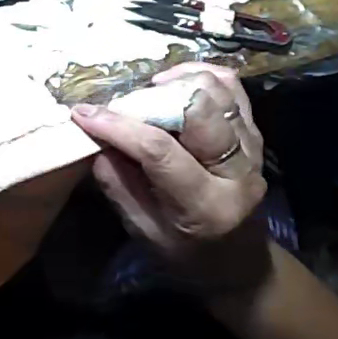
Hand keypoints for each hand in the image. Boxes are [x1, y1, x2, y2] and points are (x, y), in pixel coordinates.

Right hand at [70, 63, 271, 296]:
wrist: (241, 262)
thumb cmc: (187, 255)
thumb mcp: (144, 232)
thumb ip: (118, 184)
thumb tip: (95, 138)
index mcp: (206, 207)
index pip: (160, 152)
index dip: (118, 126)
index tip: (83, 114)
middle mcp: (237, 172)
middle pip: (197, 110)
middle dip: (149, 100)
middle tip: (121, 108)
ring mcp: (252, 147)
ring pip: (216, 90)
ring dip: (174, 84)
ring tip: (148, 96)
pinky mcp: (255, 132)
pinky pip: (231, 86)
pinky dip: (198, 76)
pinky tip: (173, 84)